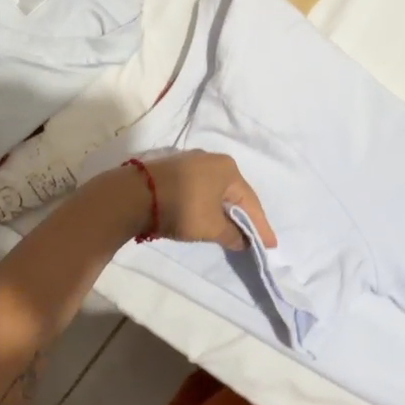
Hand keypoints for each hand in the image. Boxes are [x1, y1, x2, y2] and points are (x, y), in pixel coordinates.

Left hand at [133, 151, 276, 250]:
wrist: (134, 195)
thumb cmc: (182, 208)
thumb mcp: (212, 227)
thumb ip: (232, 235)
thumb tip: (243, 240)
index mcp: (228, 169)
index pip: (251, 202)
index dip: (261, 226)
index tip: (270, 245)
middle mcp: (212, 159)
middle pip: (234, 193)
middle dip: (243, 216)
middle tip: (253, 236)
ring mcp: (190, 161)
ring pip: (216, 190)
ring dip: (224, 210)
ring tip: (231, 228)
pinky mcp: (172, 168)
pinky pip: (200, 189)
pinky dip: (207, 204)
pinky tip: (208, 214)